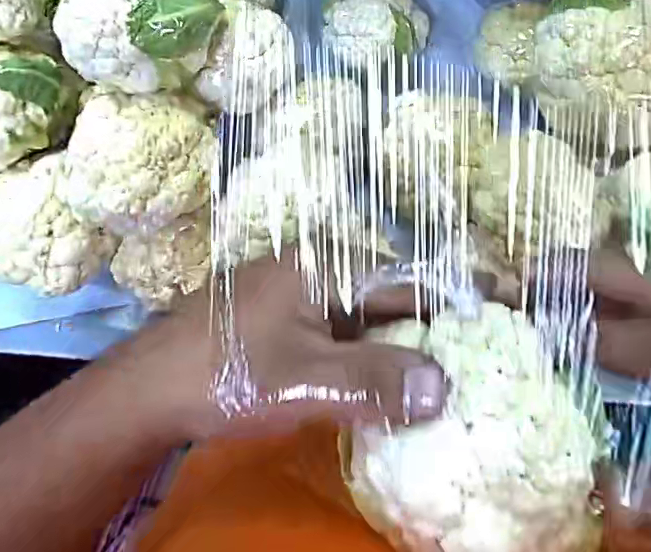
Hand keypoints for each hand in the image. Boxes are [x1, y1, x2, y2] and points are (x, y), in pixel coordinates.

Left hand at [124, 254, 449, 441]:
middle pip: (387, 298)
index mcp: (327, 264)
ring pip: (364, 319)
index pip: (405, 280)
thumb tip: (444, 385)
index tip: (501, 306)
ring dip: (398, 348)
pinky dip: (367, 357)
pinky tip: (383, 386)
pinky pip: (340, 334)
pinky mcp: (283, 321)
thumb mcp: (308, 379)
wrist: (149, 387)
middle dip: (429, 327)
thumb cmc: (231, 370)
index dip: (452, 297)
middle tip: (476, 358)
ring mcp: (298, 294)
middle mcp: (316, 268)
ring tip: (441, 376)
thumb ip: (376, 380)